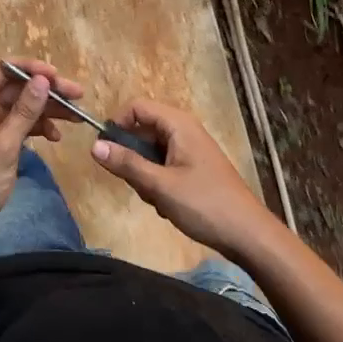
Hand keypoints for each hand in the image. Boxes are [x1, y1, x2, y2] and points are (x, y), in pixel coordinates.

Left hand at [0, 59, 84, 250]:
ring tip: (75, 117)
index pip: (3, 70)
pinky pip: (22, 128)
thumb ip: (24, 112)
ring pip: (23, 108)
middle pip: (17, 89)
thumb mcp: (3, 147)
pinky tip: (55, 137)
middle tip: (77, 95)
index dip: (31, 69)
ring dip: (47, 110)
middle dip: (46, 90)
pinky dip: (39, 129)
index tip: (58, 76)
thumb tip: (43, 79)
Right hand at [91, 99, 277, 258]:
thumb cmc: (204, 204)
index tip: (106, 152)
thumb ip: (127, 164)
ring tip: (158, 200)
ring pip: (152, 153)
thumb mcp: (159, 185)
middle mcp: (184, 130)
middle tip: (138, 185)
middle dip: (134, 158)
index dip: (118, 125)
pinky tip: (169, 206)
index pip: (137, 107)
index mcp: (178, 124)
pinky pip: (165, 167)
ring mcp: (191, 150)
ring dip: (146, 176)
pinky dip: (160, 184)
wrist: (247, 234)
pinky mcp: (195, 169)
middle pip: (143, 131)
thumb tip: (94, 146)